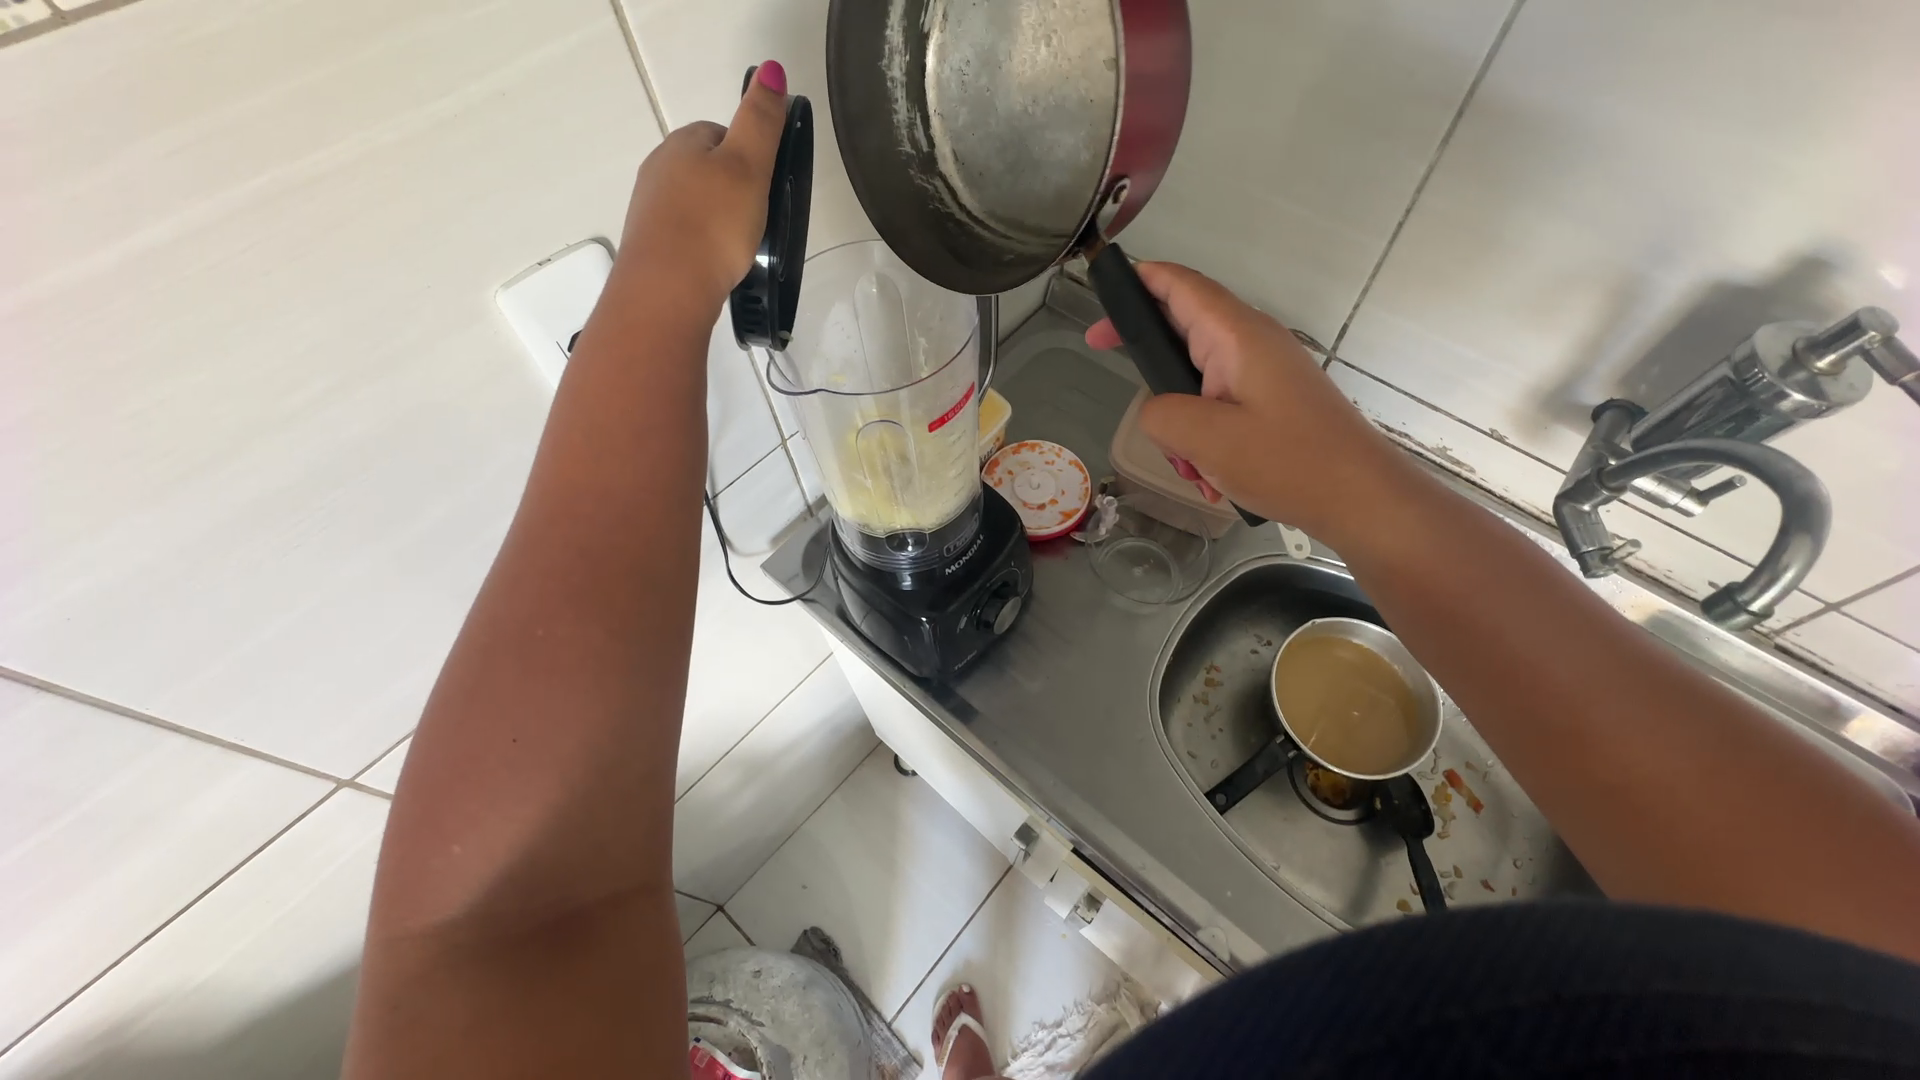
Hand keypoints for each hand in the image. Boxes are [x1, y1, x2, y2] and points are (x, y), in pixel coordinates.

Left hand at [613, 61, 788, 303]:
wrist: (668, 287)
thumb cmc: (713, 224)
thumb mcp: (749, 167)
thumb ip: (761, 120)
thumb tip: (770, 69)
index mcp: (683, 144)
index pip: (721, 133)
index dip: (749, 156)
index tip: (766, 185)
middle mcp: (659, 169)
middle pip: (706, 170)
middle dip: (732, 189)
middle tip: (759, 220)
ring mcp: (650, 210)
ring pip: (694, 204)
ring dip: (717, 219)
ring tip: (741, 247)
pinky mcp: (651, 246)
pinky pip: (684, 235)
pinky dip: (703, 245)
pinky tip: (718, 264)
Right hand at [1085, 263, 1414, 541]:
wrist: (1361, 498)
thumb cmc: (1288, 462)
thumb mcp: (1206, 440)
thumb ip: (1161, 415)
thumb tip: (1157, 410)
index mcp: (1237, 336)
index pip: (1181, 285)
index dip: (1138, 282)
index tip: (1103, 295)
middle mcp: (1253, 343)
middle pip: (1185, 327)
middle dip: (1146, 352)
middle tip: (1105, 357)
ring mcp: (1266, 372)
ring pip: (1199, 376)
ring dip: (1180, 417)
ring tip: (1186, 463)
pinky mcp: (1274, 401)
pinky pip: (1222, 404)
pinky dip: (1205, 435)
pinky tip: (1210, 475)